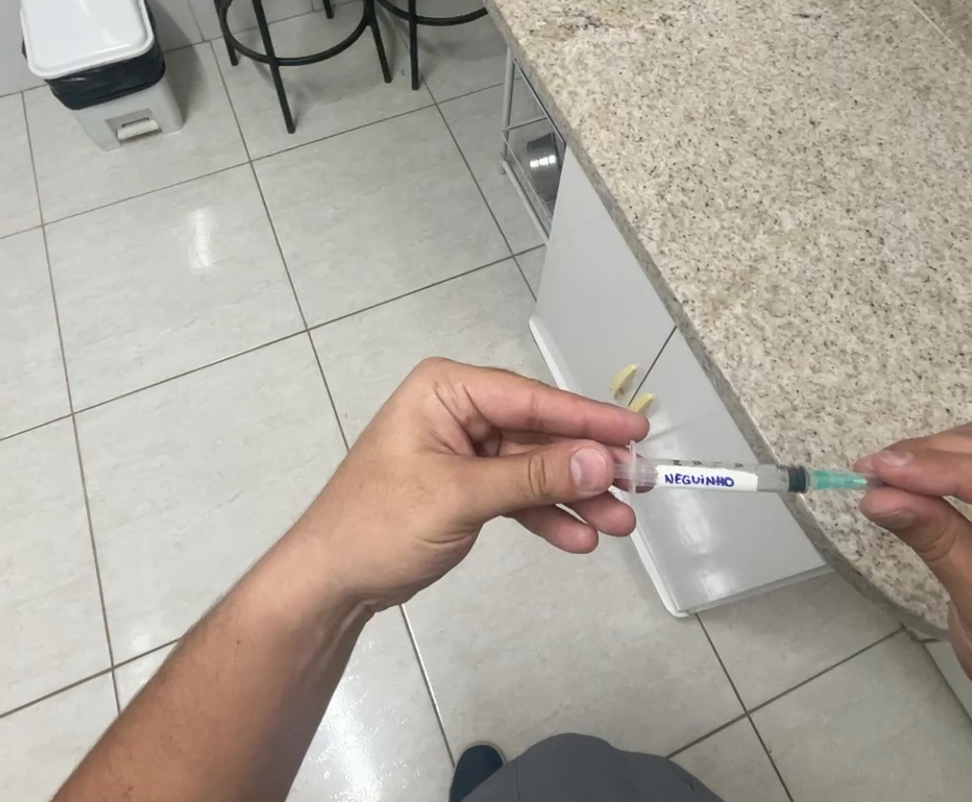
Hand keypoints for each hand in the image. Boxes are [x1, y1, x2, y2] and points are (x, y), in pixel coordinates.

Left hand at [280, 358, 648, 611]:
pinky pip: (517, 494)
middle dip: (585, 464)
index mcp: (448, 390)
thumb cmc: (381, 522)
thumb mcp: (460, 496)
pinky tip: (580, 538)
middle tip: (639, 485)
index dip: (587, 417)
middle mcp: (460, 410)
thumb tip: (602, 460)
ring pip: (534, 467)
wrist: (331, 580)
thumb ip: (533, 477)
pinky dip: (546, 515)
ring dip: (575, 496)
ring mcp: (465, 449)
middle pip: (538, 433)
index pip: (531, 399)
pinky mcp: (468, 485)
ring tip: (620, 523)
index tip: (636, 431)